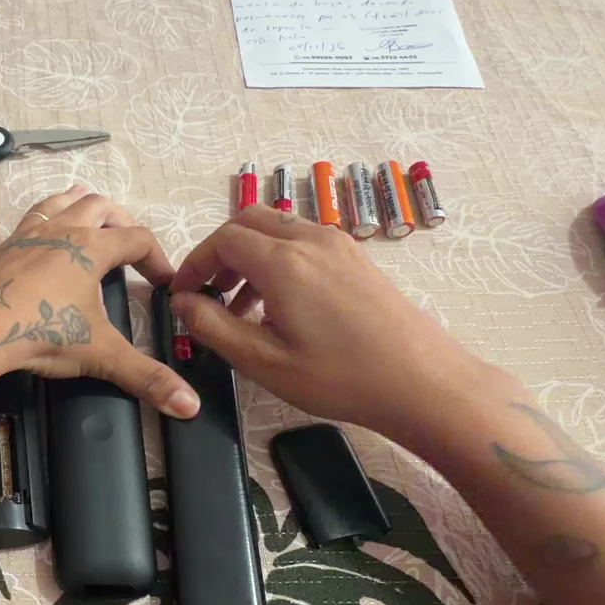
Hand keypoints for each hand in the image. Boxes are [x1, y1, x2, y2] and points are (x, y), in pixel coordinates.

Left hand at [0, 185, 198, 418]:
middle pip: (97, 208)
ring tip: (81, 196)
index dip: (157, 258)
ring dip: (69, 200)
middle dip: (118, 217)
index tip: (164, 284)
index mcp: (91, 249)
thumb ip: (146, 378)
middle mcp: (58, 232)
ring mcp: (20, 238)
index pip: (137, 240)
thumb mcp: (101, 356)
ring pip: (51, 206)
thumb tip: (191, 406)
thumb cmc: (42, 334)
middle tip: (128, 235)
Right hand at [168, 207, 515, 443]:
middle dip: (218, 252)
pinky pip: (302, 242)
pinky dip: (276, 260)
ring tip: (238, 306)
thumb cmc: (339, 377)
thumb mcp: (262, 361)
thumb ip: (213, 326)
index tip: (182, 295)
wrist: (422, 382)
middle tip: (206, 292)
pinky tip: (277, 305)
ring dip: (247, 256)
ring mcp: (339, 246)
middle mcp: (311, 241)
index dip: (194, 263)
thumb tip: (182, 302)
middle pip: (248, 221)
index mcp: (284, 263)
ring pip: (277, 229)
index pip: (223, 239)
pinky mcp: (356, 258)